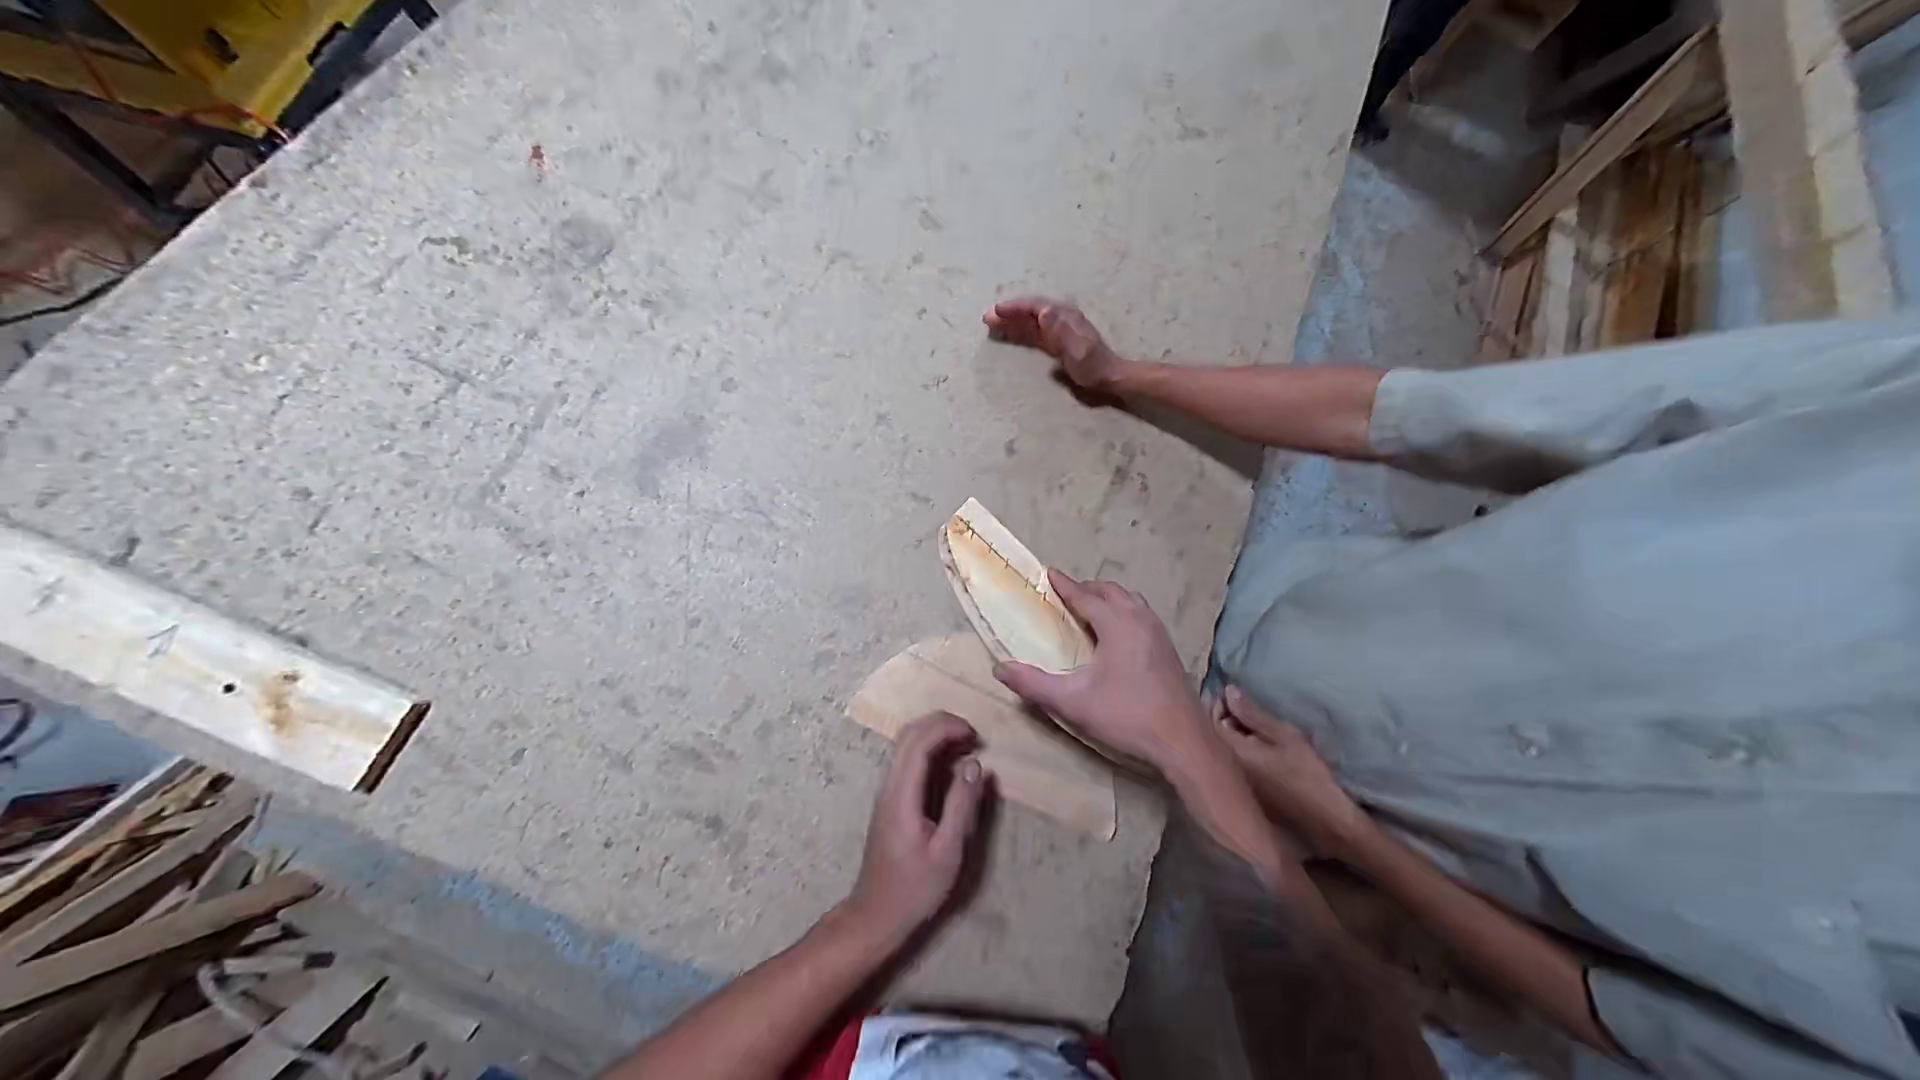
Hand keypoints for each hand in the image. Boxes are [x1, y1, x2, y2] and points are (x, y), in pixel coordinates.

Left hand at [845, 712, 990, 941]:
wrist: (876, 914)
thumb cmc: (915, 888)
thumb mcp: (947, 851)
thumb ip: (961, 805)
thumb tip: (975, 765)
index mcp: (901, 796)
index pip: (918, 742)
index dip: (947, 728)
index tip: (976, 735)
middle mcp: (889, 786)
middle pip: (909, 734)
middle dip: (942, 723)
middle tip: (974, 736)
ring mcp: (887, 791)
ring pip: (906, 744)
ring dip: (936, 735)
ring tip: (968, 745)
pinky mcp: (890, 799)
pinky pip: (908, 759)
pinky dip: (931, 750)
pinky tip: (952, 764)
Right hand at [983, 296, 1127, 392]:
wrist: (1109, 378)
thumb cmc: (1093, 366)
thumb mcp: (1078, 349)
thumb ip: (1061, 329)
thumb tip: (1043, 310)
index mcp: (1064, 317)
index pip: (1035, 306)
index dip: (1015, 307)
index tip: (996, 311)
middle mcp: (1060, 319)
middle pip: (1030, 311)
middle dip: (1009, 312)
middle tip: (987, 318)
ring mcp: (1058, 330)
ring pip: (1030, 321)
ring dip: (1011, 321)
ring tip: (991, 324)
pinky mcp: (1056, 343)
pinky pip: (1033, 333)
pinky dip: (1019, 332)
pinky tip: (1009, 334)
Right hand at [992, 570, 1212, 779]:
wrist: (1182, 741)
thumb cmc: (1126, 716)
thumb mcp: (1072, 702)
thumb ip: (1034, 684)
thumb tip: (1000, 669)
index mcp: (1117, 624)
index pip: (1085, 596)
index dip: (1064, 585)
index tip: (1048, 573)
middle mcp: (1140, 620)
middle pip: (1111, 591)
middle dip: (1087, 588)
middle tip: (1065, 594)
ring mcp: (1159, 633)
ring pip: (1131, 600)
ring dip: (1108, 598)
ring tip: (1089, 609)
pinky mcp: (1168, 649)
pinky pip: (1142, 614)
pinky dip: (1124, 610)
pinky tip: (1117, 634)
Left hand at [1214, 685, 1371, 856]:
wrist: (1326, 822)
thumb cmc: (1308, 775)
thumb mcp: (1286, 737)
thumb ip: (1253, 714)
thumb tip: (1228, 691)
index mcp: (1231, 751)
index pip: (1211, 719)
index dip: (1220, 704)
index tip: (1234, 696)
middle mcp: (1224, 767)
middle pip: (1212, 734)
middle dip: (1223, 717)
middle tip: (1242, 708)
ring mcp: (1230, 782)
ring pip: (1219, 748)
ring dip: (1228, 734)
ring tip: (1248, 725)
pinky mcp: (1239, 792)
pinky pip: (1228, 763)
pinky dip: (1234, 750)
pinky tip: (1251, 747)